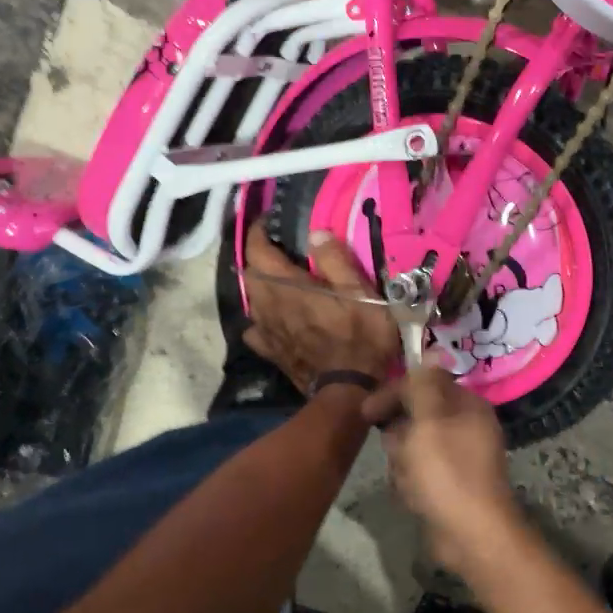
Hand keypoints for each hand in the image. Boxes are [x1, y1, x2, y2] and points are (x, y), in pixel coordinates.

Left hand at [241, 222, 398, 390]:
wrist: (349, 391)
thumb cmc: (361, 336)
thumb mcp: (361, 293)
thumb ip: (336, 260)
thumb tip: (315, 233)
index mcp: (287, 286)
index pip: (258, 250)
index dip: (259, 232)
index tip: (269, 221)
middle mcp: (268, 305)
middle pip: (251, 274)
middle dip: (260, 258)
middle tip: (281, 250)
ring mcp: (267, 331)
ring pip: (253, 300)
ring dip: (263, 287)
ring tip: (282, 282)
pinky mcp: (272, 352)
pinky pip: (257, 329)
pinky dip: (263, 319)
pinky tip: (275, 320)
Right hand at [363, 367, 519, 572]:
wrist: (472, 534)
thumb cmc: (448, 473)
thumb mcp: (430, 422)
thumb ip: (425, 385)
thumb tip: (432, 347)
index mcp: (466, 406)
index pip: (423, 384)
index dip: (393, 394)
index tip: (366, 412)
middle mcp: (466, 426)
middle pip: (414, 418)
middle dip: (399, 438)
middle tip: (402, 456)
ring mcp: (458, 457)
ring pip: (411, 448)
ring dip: (403, 465)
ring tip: (411, 481)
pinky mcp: (449, 484)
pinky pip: (417, 474)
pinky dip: (411, 484)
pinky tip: (415, 498)